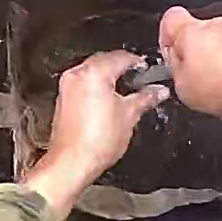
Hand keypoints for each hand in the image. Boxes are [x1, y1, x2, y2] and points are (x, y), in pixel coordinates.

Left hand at [21, 50, 167, 216]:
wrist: (72, 163)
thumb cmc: (96, 142)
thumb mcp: (129, 116)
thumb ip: (145, 98)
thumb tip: (158, 91)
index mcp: (95, 73)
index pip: (121, 57)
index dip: (138, 63)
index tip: (148, 70)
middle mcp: (77, 75)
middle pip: (104, 61)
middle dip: (122, 68)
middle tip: (140, 79)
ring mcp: (67, 87)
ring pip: (92, 73)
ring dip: (108, 77)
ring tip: (126, 92)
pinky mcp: (63, 100)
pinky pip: (83, 85)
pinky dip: (96, 88)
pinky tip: (107, 101)